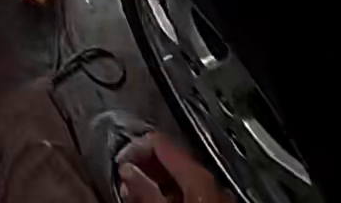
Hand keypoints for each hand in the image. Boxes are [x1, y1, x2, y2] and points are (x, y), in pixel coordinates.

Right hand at [117, 132, 234, 202]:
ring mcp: (220, 199)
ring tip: (140, 196)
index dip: (134, 148)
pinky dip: (173, 196)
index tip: (120, 163)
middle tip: (127, 181)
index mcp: (198, 176)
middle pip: (170, 159)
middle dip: (145, 167)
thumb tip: (127, 170)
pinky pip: (193, 195)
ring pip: (181, 179)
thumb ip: (144, 189)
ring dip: (157, 183)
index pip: (158, 142)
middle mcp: (212, 183)